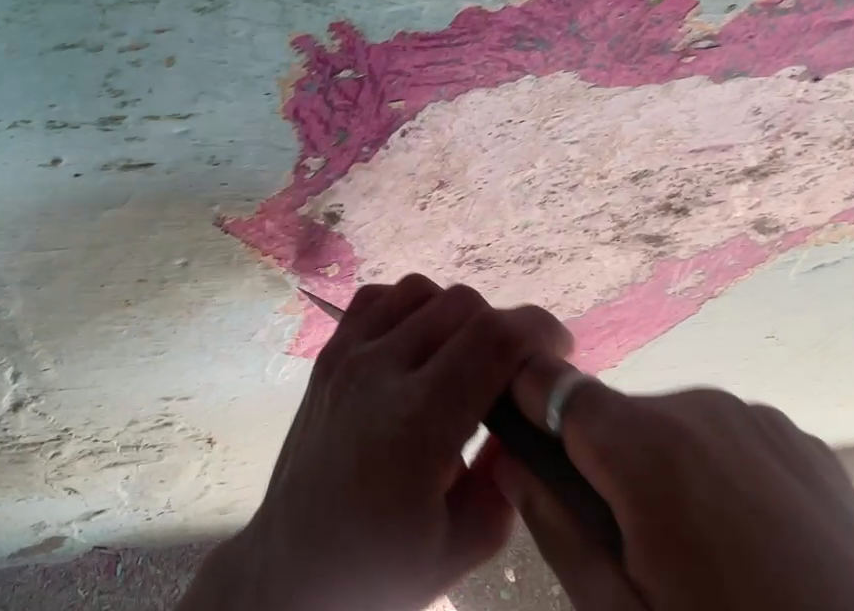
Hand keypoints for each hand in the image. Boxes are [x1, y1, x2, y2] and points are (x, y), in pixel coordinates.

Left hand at [180, 275, 569, 610]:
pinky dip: (409, 307)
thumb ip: (508, 470)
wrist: (293, 562)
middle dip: (504, 328)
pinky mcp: (326, 354)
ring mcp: (345, 355)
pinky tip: (418, 346)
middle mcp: (378, 372)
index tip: (560, 352)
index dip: (539, 332)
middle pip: (462, 304)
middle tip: (514, 371)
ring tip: (464, 359)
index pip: (493, 339)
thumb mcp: (467, 540)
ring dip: (456, 315)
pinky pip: (376, 297)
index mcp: (417, 421)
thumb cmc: (382, 564)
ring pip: (420, 290)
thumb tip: (529, 412)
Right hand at [492, 355, 853, 610]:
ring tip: (698, 562)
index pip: (548, 383)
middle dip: (599, 464)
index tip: (509, 436)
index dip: (519, 400)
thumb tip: (512, 464)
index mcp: (645, 445)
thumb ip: (556, 531)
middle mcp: (700, 408)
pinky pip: (726, 444)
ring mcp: (762, 422)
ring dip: (659, 474)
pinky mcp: (808, 446)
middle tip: (626, 552)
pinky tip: (752, 551)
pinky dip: (714, 478)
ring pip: (670, 429)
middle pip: (612, 416)